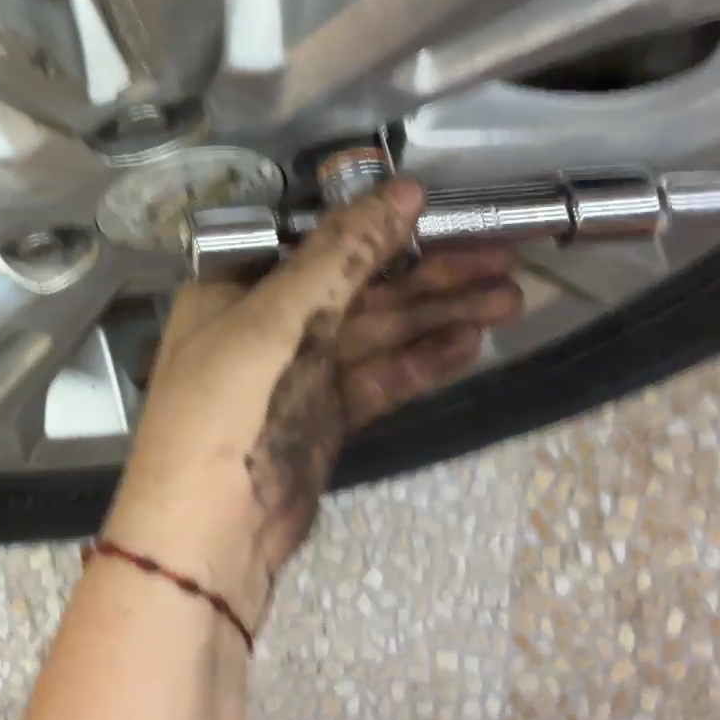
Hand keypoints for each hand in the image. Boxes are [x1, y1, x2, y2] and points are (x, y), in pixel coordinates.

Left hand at [101, 181, 524, 625]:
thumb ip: (342, 256)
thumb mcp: (281, 319)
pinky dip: (420, 360)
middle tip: (503, 257)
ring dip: (437, 314)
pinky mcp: (323, 416)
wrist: (209, 529)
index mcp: (233, 287)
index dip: (377, 227)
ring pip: (375, 331)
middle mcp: (263, 323)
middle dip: (426, 274)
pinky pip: (378, 376)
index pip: (314, 244)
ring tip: (511, 296)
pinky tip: (471, 342)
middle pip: (355, 287)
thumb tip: (403, 190)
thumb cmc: (230, 405)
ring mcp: (296, 372)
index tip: (440, 213)